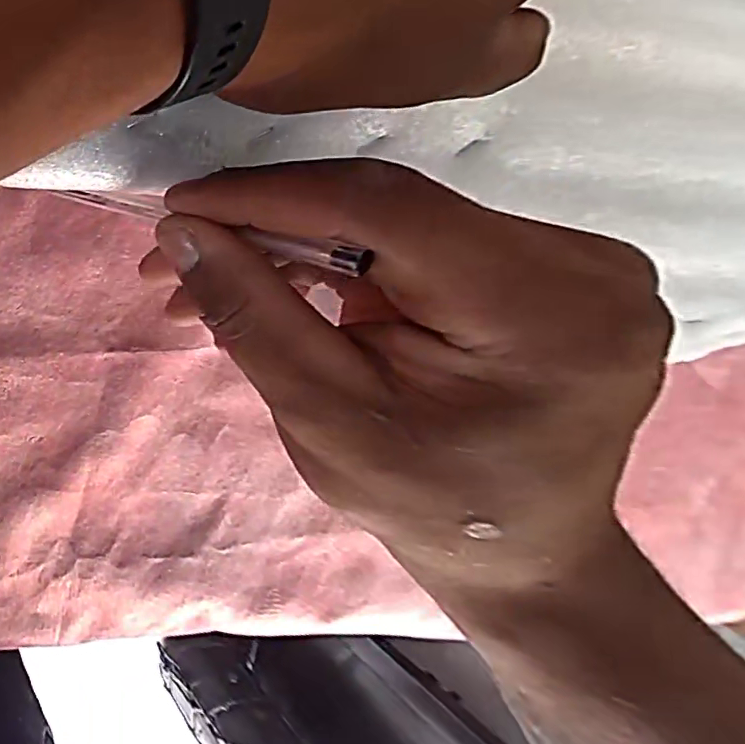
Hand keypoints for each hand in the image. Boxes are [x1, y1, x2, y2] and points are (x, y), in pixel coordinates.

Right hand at [139, 160, 672, 591]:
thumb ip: (251, 313)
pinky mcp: (528, 261)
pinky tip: (264, 280)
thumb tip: (182, 231)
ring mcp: (560, 256)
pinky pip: (399, 236)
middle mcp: (572, 261)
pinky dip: (321, 255)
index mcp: (539, 310)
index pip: (379, 209)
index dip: (266, 196)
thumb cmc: (422, 502)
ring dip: (281, 240)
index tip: (178, 206)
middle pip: (377, 206)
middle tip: (172, 254)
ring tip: (201, 280)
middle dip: (260, 222)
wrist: (516, 547)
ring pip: (379, 215)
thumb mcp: (320, 414)